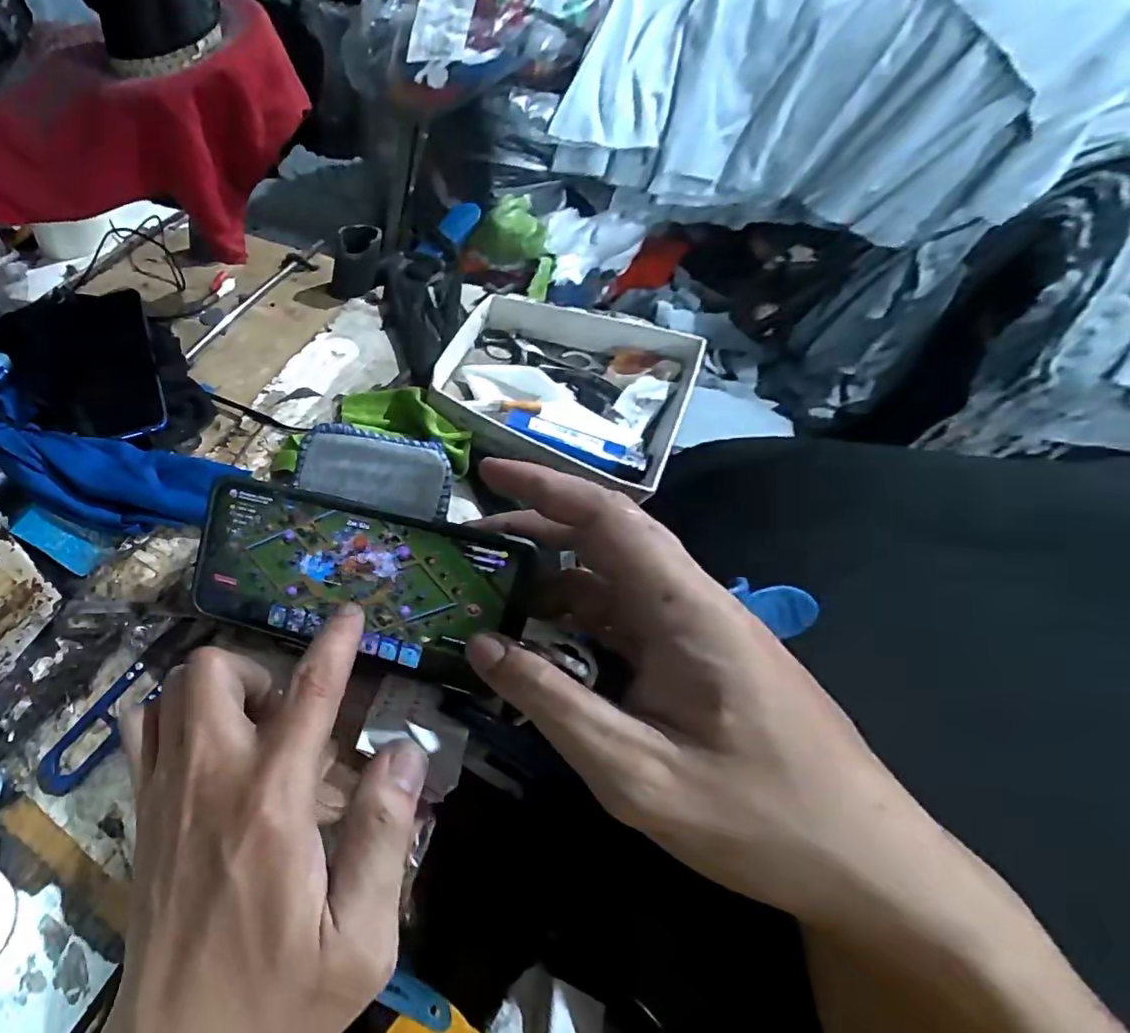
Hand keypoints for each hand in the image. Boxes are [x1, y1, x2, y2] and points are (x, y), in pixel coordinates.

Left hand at [111, 606, 428, 1032]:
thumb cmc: (280, 994)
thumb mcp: (361, 939)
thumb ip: (383, 836)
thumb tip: (405, 754)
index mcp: (272, 800)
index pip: (309, 696)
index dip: (334, 647)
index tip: (349, 614)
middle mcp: (210, 772)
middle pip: (215, 669)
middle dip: (257, 672)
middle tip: (287, 718)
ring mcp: (164, 782)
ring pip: (173, 686)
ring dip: (215, 690)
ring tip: (247, 732)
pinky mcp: (139, 802)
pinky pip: (138, 723)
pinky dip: (168, 714)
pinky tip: (197, 747)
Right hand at [464, 458, 919, 924]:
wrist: (875, 873)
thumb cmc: (757, 820)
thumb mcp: (632, 769)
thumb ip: (549, 701)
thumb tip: (480, 643)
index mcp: (687, 613)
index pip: (609, 520)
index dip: (544, 487)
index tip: (486, 470)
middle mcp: (696, 606)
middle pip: (606, 538)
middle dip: (533, 526)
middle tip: (468, 541)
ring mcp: (700, 633)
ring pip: (611, 580)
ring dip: (548, 577)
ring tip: (488, 593)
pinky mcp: (699, 660)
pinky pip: (622, 618)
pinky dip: (571, 616)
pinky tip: (538, 643)